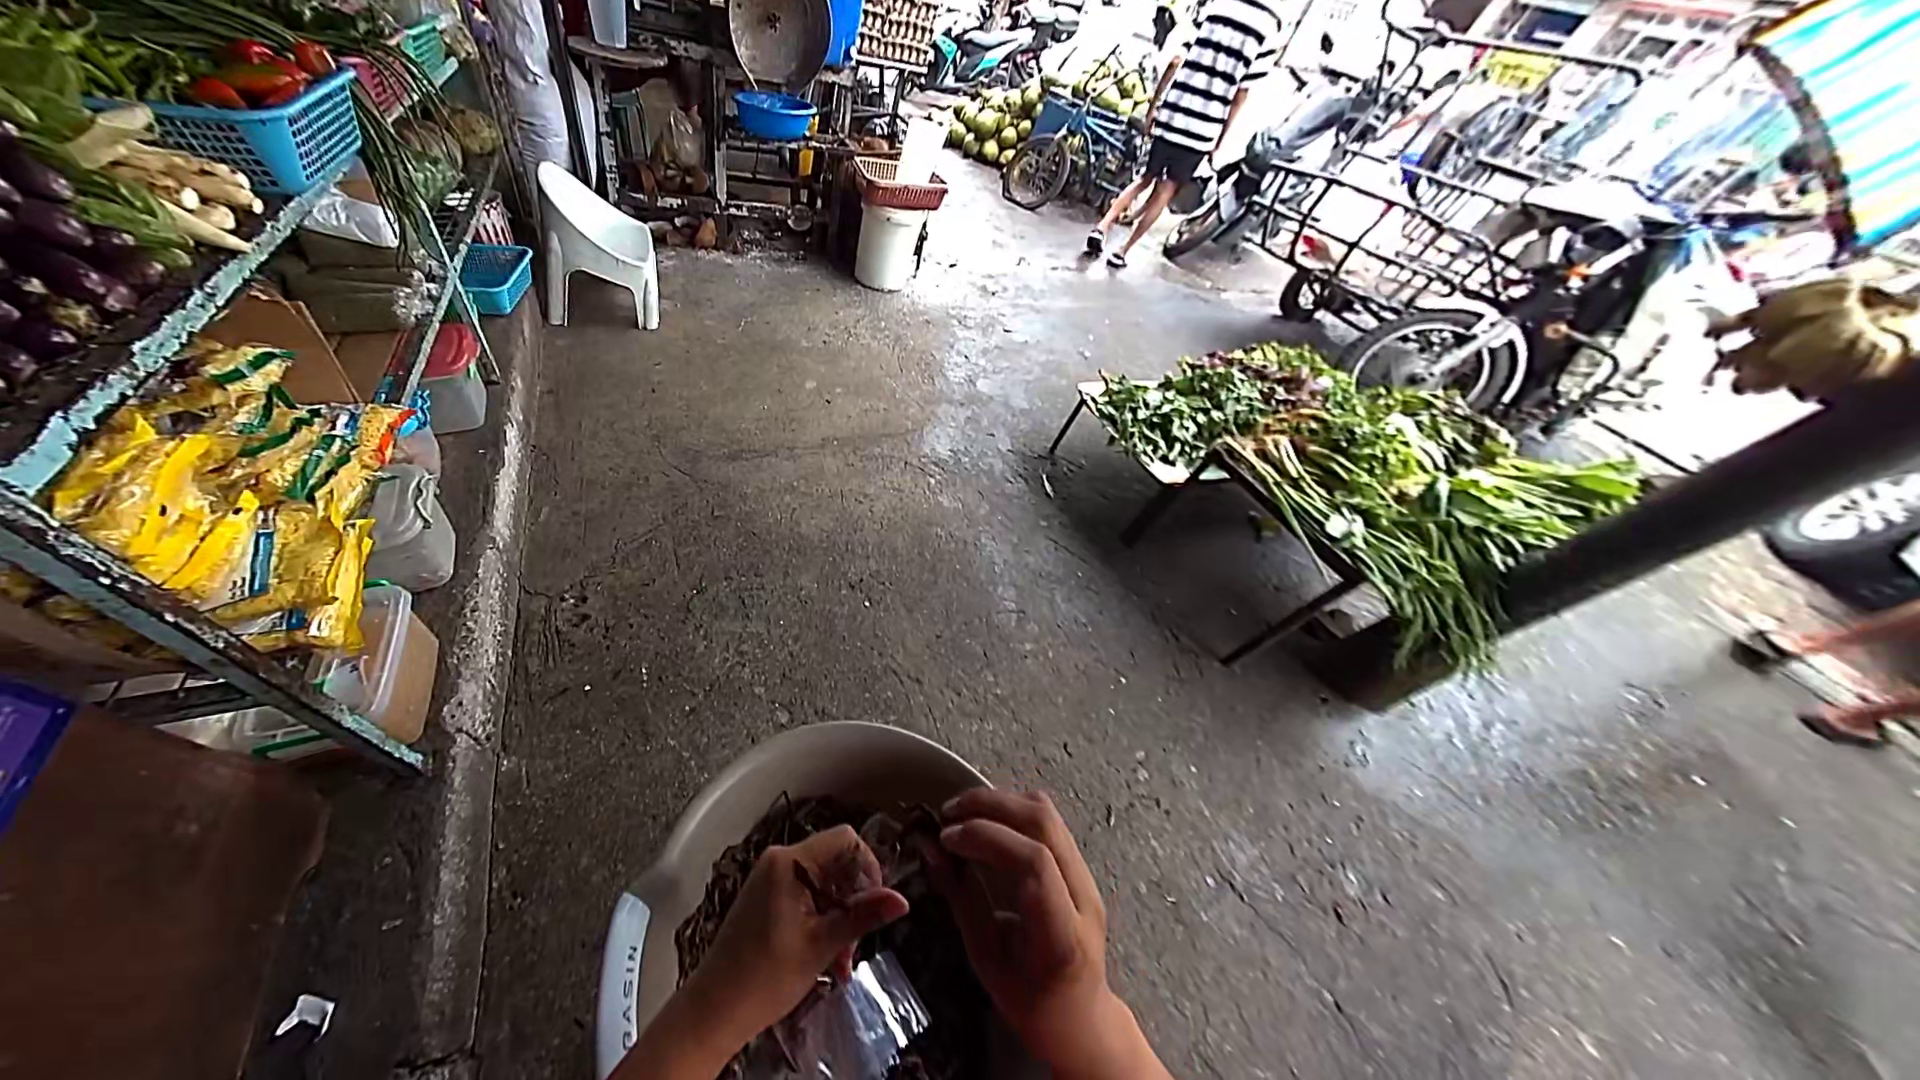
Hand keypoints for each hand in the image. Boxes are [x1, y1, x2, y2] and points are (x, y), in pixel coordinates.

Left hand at [690, 825, 909, 1039]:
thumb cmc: (765, 977)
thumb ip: (863, 916)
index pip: (846, 840)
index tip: (875, 903)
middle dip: (854, 899)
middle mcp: (779, 860)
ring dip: (840, 915)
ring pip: (825, 882)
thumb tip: (902, 900)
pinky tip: (827, 954)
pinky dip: (822, 918)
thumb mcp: (822, 945)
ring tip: (842, 960)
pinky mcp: (767, 896)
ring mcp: (771, 878)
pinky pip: (807, 894)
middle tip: (857, 941)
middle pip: (836, 861)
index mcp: (790, 862)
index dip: (868, 866)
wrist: (712, 1013)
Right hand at [926, 790, 1170, 1079]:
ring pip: (1048, 813)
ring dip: (1000, 800)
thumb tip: (932, 851)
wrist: (1079, 1017)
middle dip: (991, 806)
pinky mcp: (1080, 864)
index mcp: (1061, 934)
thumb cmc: (1030, 1001)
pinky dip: (1011, 808)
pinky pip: (1048, 820)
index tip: (948, 838)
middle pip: (1044, 823)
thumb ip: (963, 901)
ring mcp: (1087, 876)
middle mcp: (1083, 896)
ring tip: (961, 810)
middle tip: (948, 812)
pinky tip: (984, 818)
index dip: (988, 838)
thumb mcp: (986, 961)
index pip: (1034, 863)